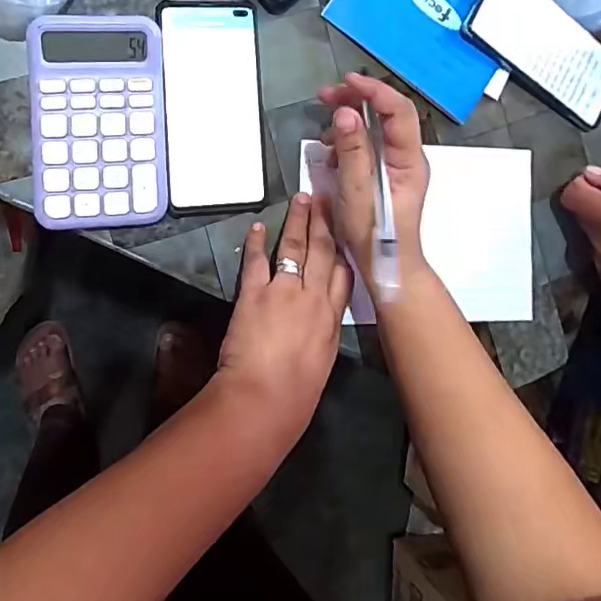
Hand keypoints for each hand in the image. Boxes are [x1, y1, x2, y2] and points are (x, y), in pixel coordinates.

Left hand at [215, 193, 353, 434]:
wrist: (263, 401)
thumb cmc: (295, 397)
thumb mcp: (321, 362)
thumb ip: (322, 333)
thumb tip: (319, 320)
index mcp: (332, 320)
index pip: (344, 275)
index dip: (345, 248)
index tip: (344, 229)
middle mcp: (314, 299)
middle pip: (323, 251)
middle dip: (324, 222)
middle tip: (325, 199)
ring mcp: (284, 292)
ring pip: (295, 247)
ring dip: (298, 220)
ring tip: (301, 199)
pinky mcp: (255, 293)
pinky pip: (258, 260)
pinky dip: (257, 241)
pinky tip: (258, 226)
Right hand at [318, 73, 430, 294]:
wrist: (385, 267)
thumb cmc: (375, 236)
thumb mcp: (357, 192)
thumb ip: (352, 151)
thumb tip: (345, 114)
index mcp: (408, 159)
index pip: (398, 110)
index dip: (374, 90)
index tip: (347, 82)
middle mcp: (406, 157)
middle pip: (386, 113)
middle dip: (356, 99)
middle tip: (327, 96)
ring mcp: (396, 165)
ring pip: (374, 128)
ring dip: (348, 122)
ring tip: (324, 134)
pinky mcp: (383, 173)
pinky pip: (367, 145)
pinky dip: (346, 141)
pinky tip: (330, 152)